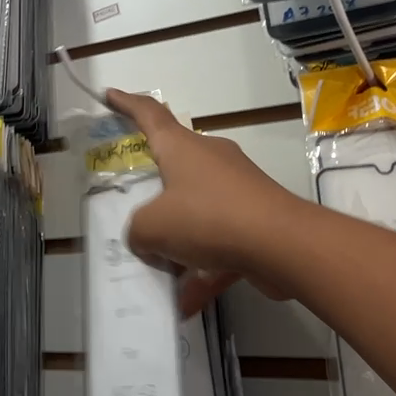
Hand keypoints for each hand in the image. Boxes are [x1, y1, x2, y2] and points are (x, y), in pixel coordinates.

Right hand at [106, 88, 305, 314]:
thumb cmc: (209, 218)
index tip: (109, 95)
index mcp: (180, 147)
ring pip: (197, 208)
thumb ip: (138, 231)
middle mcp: (209, 158)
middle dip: (153, 186)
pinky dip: (204, 266)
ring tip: (160, 269)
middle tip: (134, 203)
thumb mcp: (153, 227)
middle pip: (173, 164)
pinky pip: (220, 240)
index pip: (148, 114)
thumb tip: (147, 239)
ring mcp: (237, 188)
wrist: (285, 246)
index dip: (125, 103)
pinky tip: (188, 301)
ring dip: (179, 237)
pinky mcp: (258, 219)